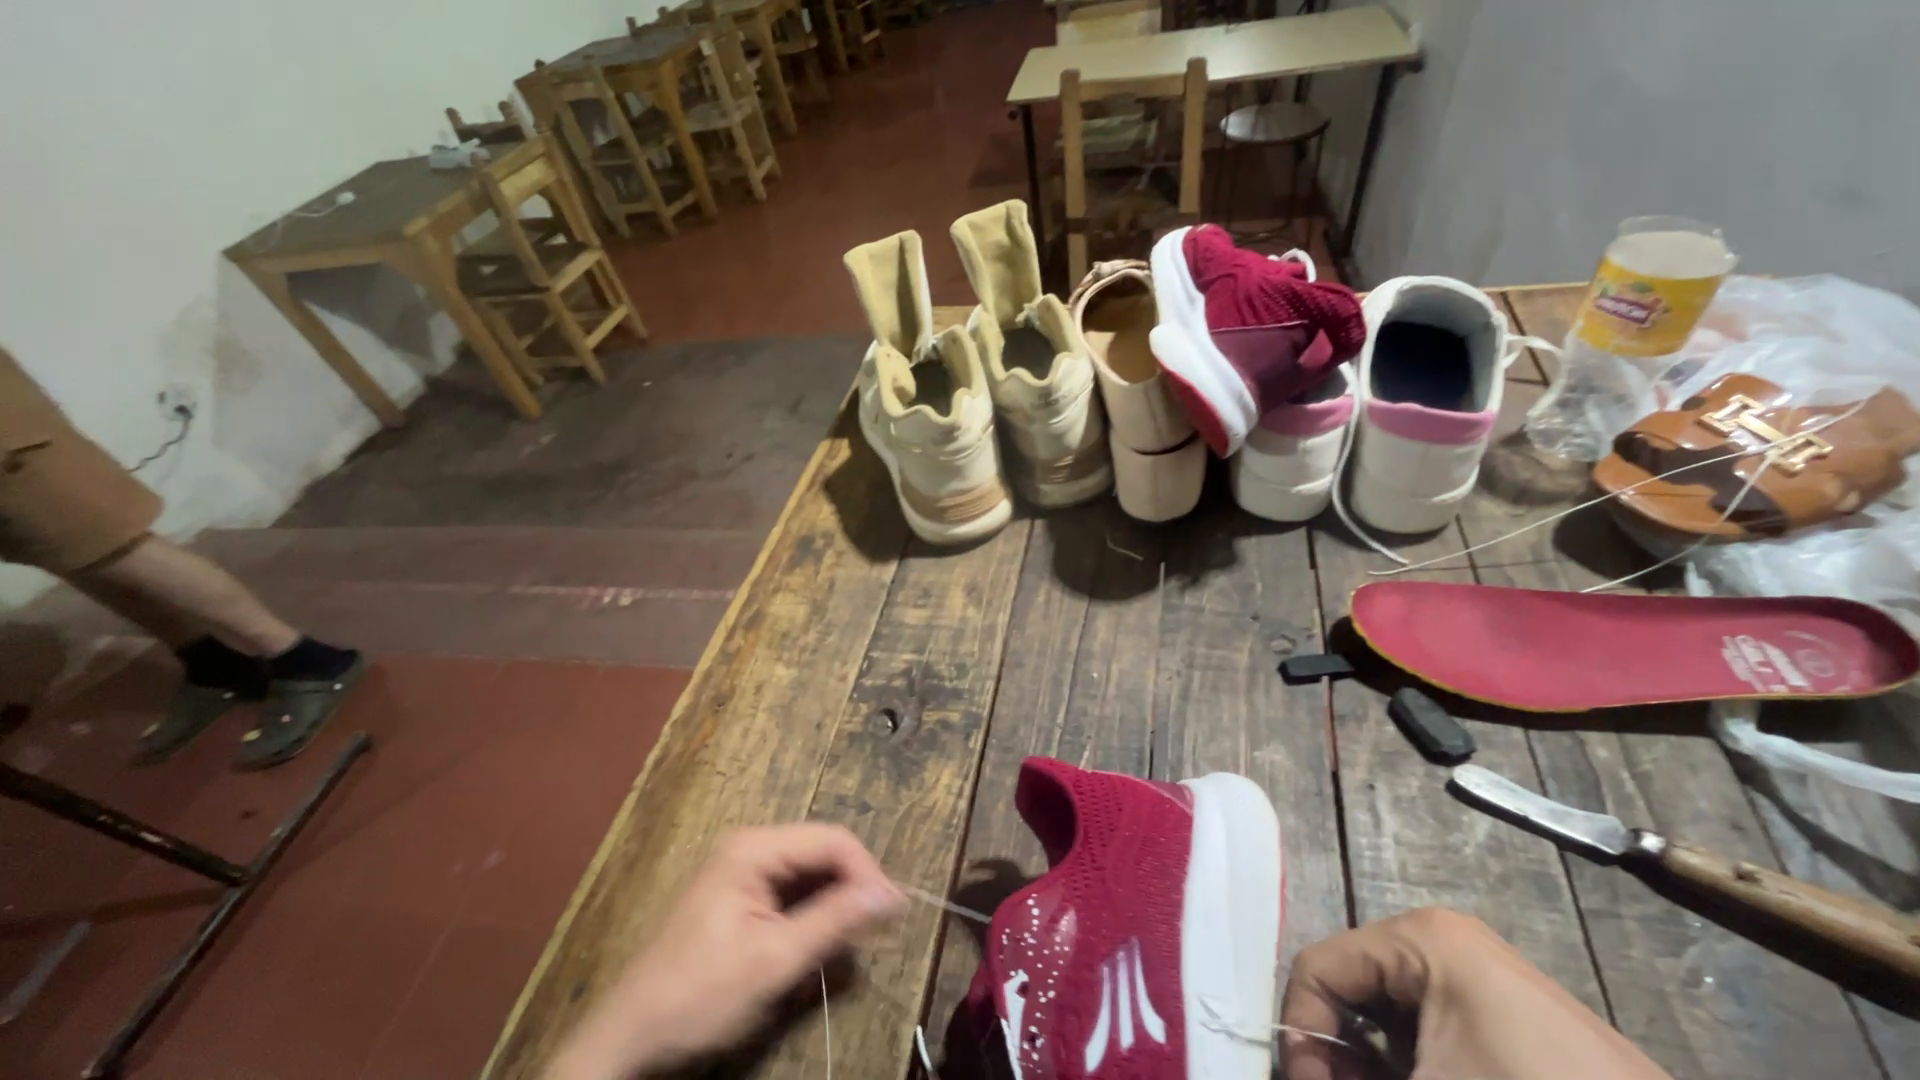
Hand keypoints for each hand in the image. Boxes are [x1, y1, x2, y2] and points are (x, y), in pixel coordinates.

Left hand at [545, 824, 905, 1079]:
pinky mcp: (739, 899)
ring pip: (810, 877)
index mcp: (753, 849)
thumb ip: (836, 922)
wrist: (629, 1038)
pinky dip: (810, 921)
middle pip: (823, 854)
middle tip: (870, 938)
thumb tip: (894, 895)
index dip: (868, 873)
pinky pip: (791, 896)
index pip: (833, 840)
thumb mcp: (775, 961)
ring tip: (839, 952)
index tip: (892, 916)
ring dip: (831, 911)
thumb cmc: (698, 996)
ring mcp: (741, 873)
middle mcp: (749, 849)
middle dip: (850, 893)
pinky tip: (810, 953)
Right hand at [1281, 908, 1670, 1079]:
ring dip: (1368, 1062)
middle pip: (1349, 986)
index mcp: (1419, 938)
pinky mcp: (1501, 1008)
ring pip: (1383, 1009)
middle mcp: (1442, 938)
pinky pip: (1424, 1023)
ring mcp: (1476, 970)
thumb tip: (1303, 1079)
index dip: (1300, 1037)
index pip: (1318, 969)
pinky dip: (1407, 1061)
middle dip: (1335, 1053)